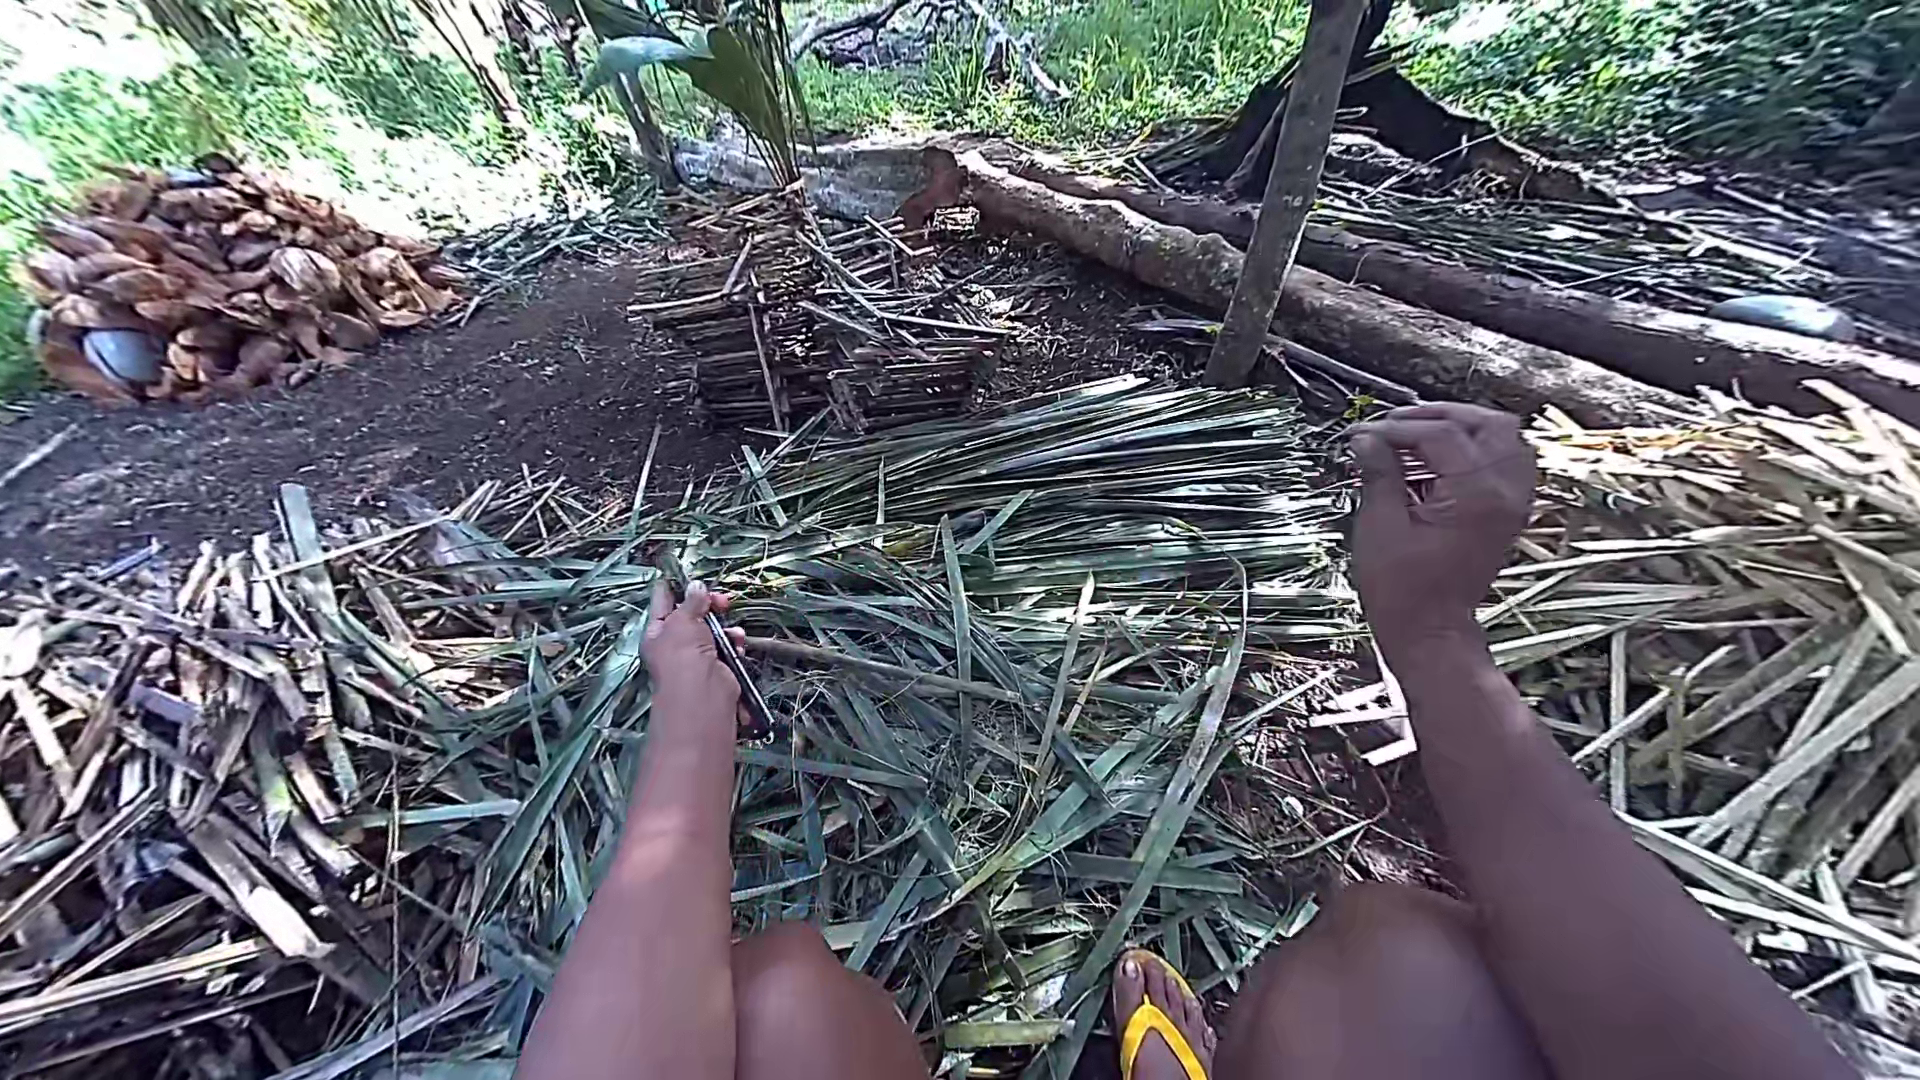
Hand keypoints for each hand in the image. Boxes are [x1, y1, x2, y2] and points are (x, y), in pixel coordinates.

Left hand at [643, 579, 748, 733]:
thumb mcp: (683, 620)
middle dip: (708, 606)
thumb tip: (697, 586)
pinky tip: (737, 642)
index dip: (674, 587)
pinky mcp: (718, 663)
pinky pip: (728, 645)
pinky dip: (734, 642)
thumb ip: (692, 601)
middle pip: (693, 614)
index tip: (685, 573)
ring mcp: (698, 654)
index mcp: (658, 632)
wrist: (703, 693)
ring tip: (730, 629)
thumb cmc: (683, 656)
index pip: (663, 602)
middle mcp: (675, 643)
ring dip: (725, 626)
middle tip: (721, 601)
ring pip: (714, 629)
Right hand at [1349, 403, 1535, 663]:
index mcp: (1475, 496)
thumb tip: (1367, 438)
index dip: (1396, 429)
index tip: (1362, 434)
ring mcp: (1514, 501)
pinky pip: (1503, 460)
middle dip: (1435, 415)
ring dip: (1457, 427)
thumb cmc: (1399, 585)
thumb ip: (1380, 474)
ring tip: (1411, 434)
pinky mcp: (1508, 510)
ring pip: (1501, 437)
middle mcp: (1506, 492)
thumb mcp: (1379, 525)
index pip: (1440, 436)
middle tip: (1391, 423)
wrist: (1428, 626)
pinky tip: (1435, 457)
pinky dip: (1471, 448)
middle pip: (1485, 424)